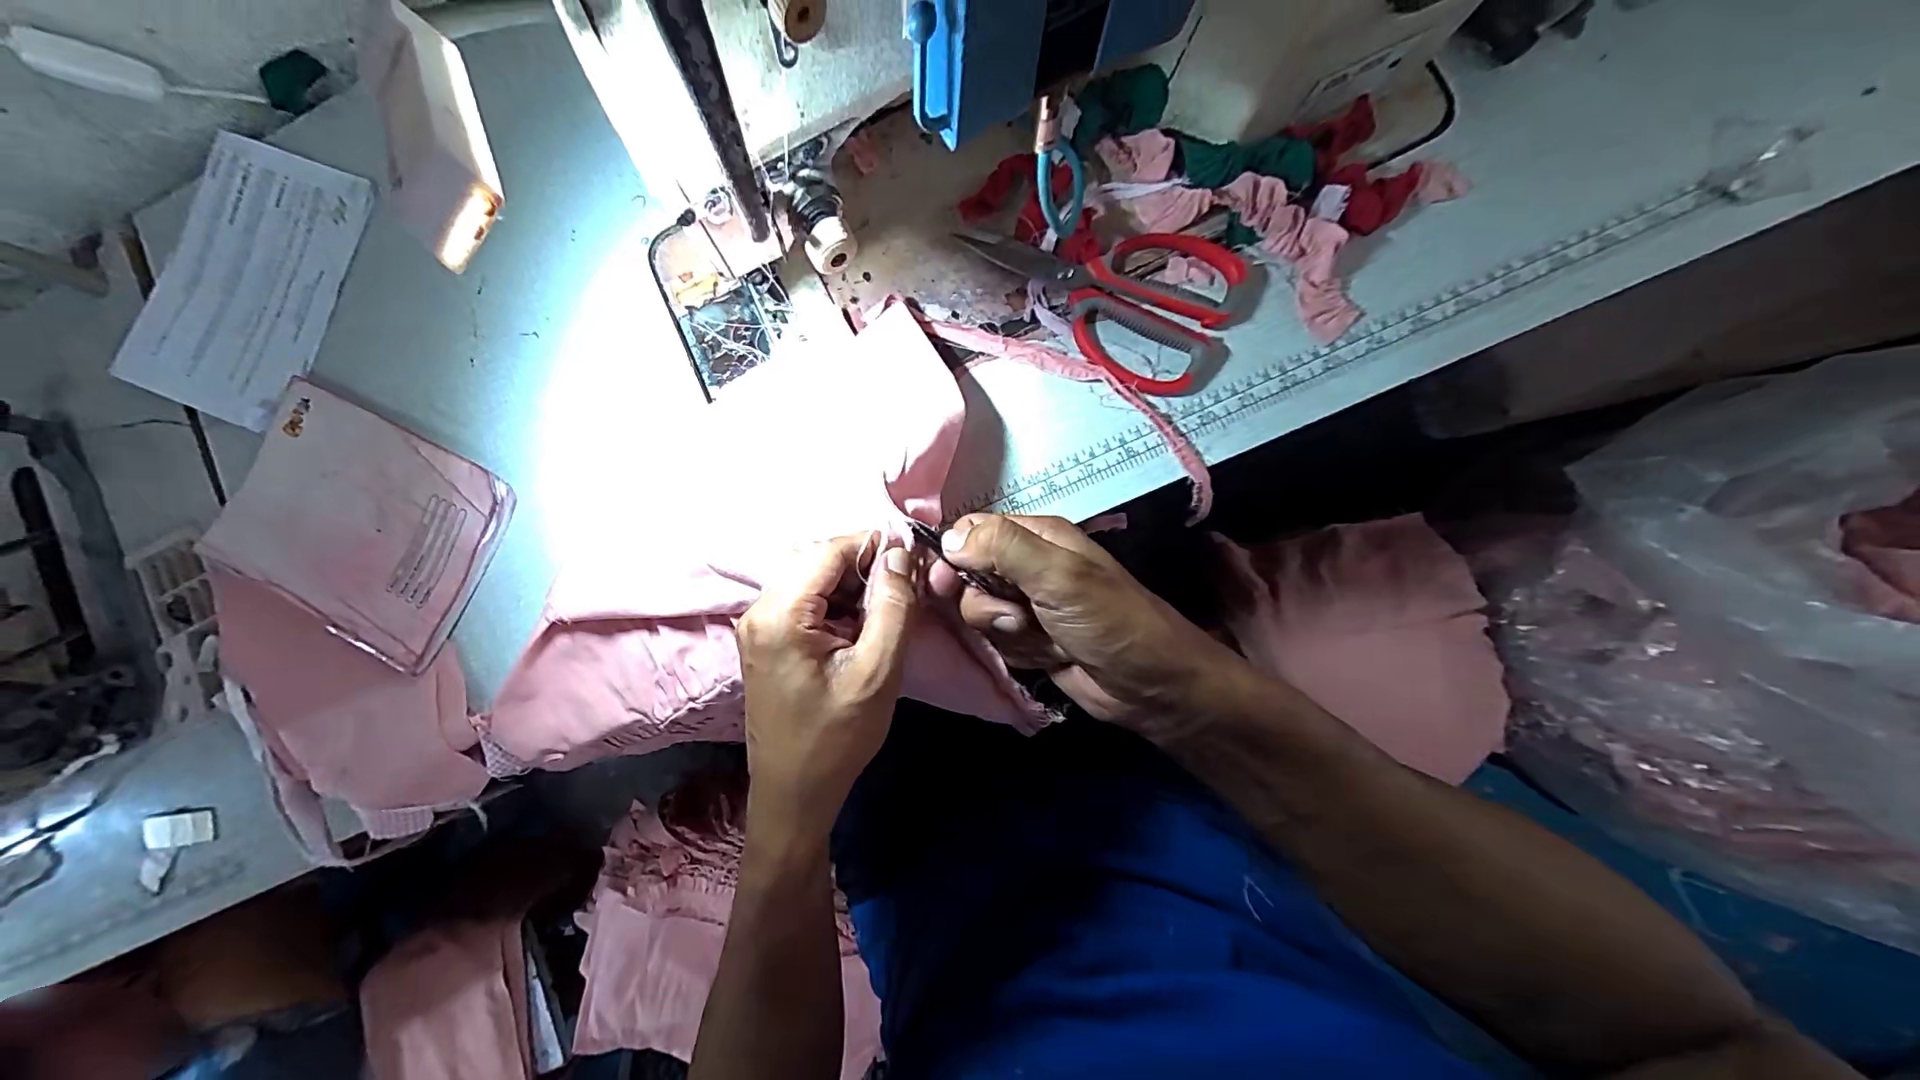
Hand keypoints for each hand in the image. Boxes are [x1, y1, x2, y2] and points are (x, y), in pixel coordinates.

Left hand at [737, 532, 917, 841]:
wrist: (793, 793)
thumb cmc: (836, 738)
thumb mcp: (876, 672)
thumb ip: (893, 607)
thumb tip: (900, 553)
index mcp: (780, 614)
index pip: (829, 550)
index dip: (874, 546)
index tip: (913, 559)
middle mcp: (759, 610)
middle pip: (818, 561)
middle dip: (865, 568)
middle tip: (904, 590)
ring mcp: (759, 624)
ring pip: (814, 579)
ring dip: (853, 587)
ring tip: (887, 613)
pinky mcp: (767, 639)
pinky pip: (806, 602)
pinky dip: (838, 606)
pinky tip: (862, 630)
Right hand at [927, 514, 1249, 737]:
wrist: (1150, 686)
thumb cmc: (1110, 621)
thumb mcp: (1058, 575)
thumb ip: (1003, 549)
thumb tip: (947, 539)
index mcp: (1036, 536)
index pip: (973, 530)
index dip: (953, 553)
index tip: (947, 581)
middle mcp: (1027, 566)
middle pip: (968, 575)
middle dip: (985, 603)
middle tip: (1014, 617)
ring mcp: (1027, 606)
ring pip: (980, 613)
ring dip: (1007, 632)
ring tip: (1045, 638)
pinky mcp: (1029, 640)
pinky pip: (997, 641)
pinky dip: (1019, 652)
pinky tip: (1049, 656)